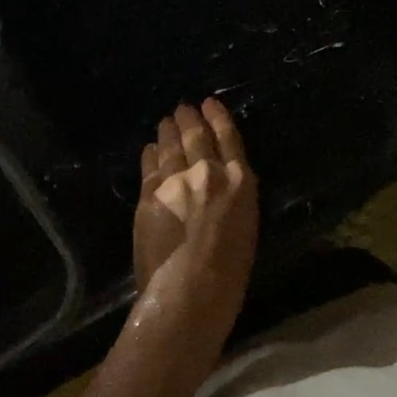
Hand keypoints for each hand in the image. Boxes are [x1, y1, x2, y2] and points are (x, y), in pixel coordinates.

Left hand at [133, 99, 257, 332]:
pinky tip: (150, 148)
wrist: (190, 293)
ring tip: (166, 121)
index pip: (230, 139)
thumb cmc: (229, 274)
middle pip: (198, 137)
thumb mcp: (246, 228)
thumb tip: (219, 190)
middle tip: (183, 108)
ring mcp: (177, 182)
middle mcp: (210, 173)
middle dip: (190, 120)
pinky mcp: (150, 196)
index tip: (209, 103)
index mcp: (242, 183)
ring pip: (171, 147)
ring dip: (168, 132)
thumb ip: (233, 200)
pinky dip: (151, 154)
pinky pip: (150, 167)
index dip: (219, 118)